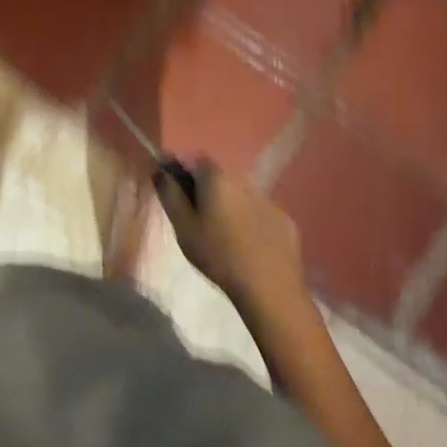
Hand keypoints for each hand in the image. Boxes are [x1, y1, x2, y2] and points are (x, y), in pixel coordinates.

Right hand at [155, 159, 304, 302]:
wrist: (269, 287)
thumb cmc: (217, 254)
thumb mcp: (183, 226)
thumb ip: (170, 194)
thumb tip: (161, 170)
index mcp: (217, 179)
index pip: (196, 160)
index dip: (183, 172)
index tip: (177, 195)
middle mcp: (244, 182)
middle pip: (219, 178)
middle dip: (206, 191)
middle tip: (197, 220)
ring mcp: (268, 201)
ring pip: (240, 196)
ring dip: (229, 207)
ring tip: (222, 237)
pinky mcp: (285, 221)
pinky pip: (259, 214)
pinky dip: (250, 222)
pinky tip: (247, 247)